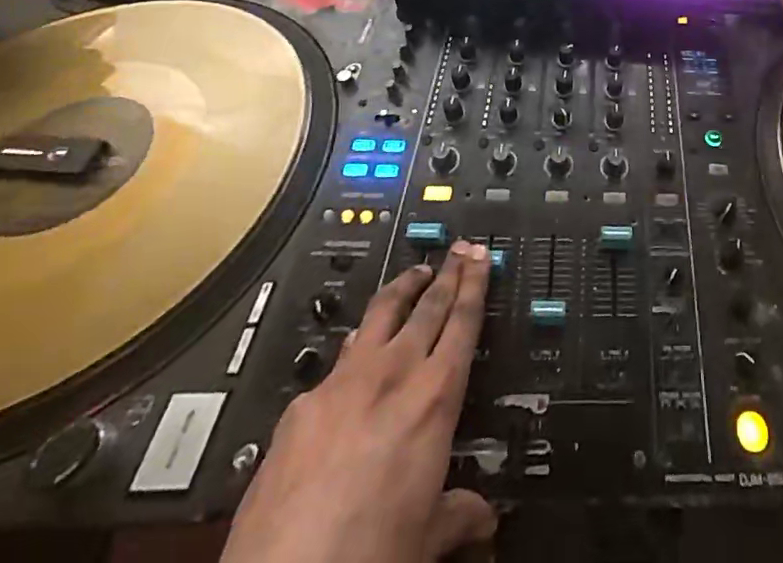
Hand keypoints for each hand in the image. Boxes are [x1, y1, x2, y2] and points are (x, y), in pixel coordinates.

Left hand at [221, 242, 495, 562]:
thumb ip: (459, 512)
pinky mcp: (303, 402)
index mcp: (431, 402)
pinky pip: (340, 356)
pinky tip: (356, 350)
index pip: (459, 325)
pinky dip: (357, 342)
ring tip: (414, 273)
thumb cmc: (368, 552)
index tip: (477, 259)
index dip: (472, 287)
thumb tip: (479, 515)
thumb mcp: (429, 535)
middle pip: (424, 307)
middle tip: (457, 249)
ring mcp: (342, 383)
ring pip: (378, 315)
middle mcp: (388, 377)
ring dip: (400, 290)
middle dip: (444, 274)